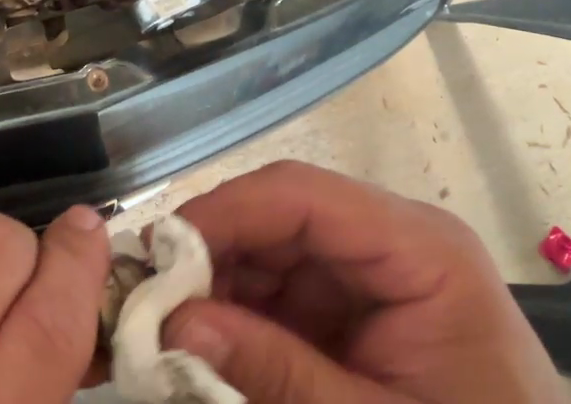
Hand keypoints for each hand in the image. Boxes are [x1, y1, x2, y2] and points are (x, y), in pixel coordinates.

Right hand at [163, 161, 564, 403]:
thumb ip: (280, 375)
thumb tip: (173, 322)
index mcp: (420, 250)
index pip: (300, 194)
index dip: (223, 213)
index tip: (158, 257)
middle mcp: (391, 243)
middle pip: (275, 218)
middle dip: (210, 257)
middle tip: (150, 302)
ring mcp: (369, 276)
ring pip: (266, 253)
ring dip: (215, 289)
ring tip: (167, 329)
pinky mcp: (353, 311)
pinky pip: (277, 293)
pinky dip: (237, 317)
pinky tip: (205, 345)